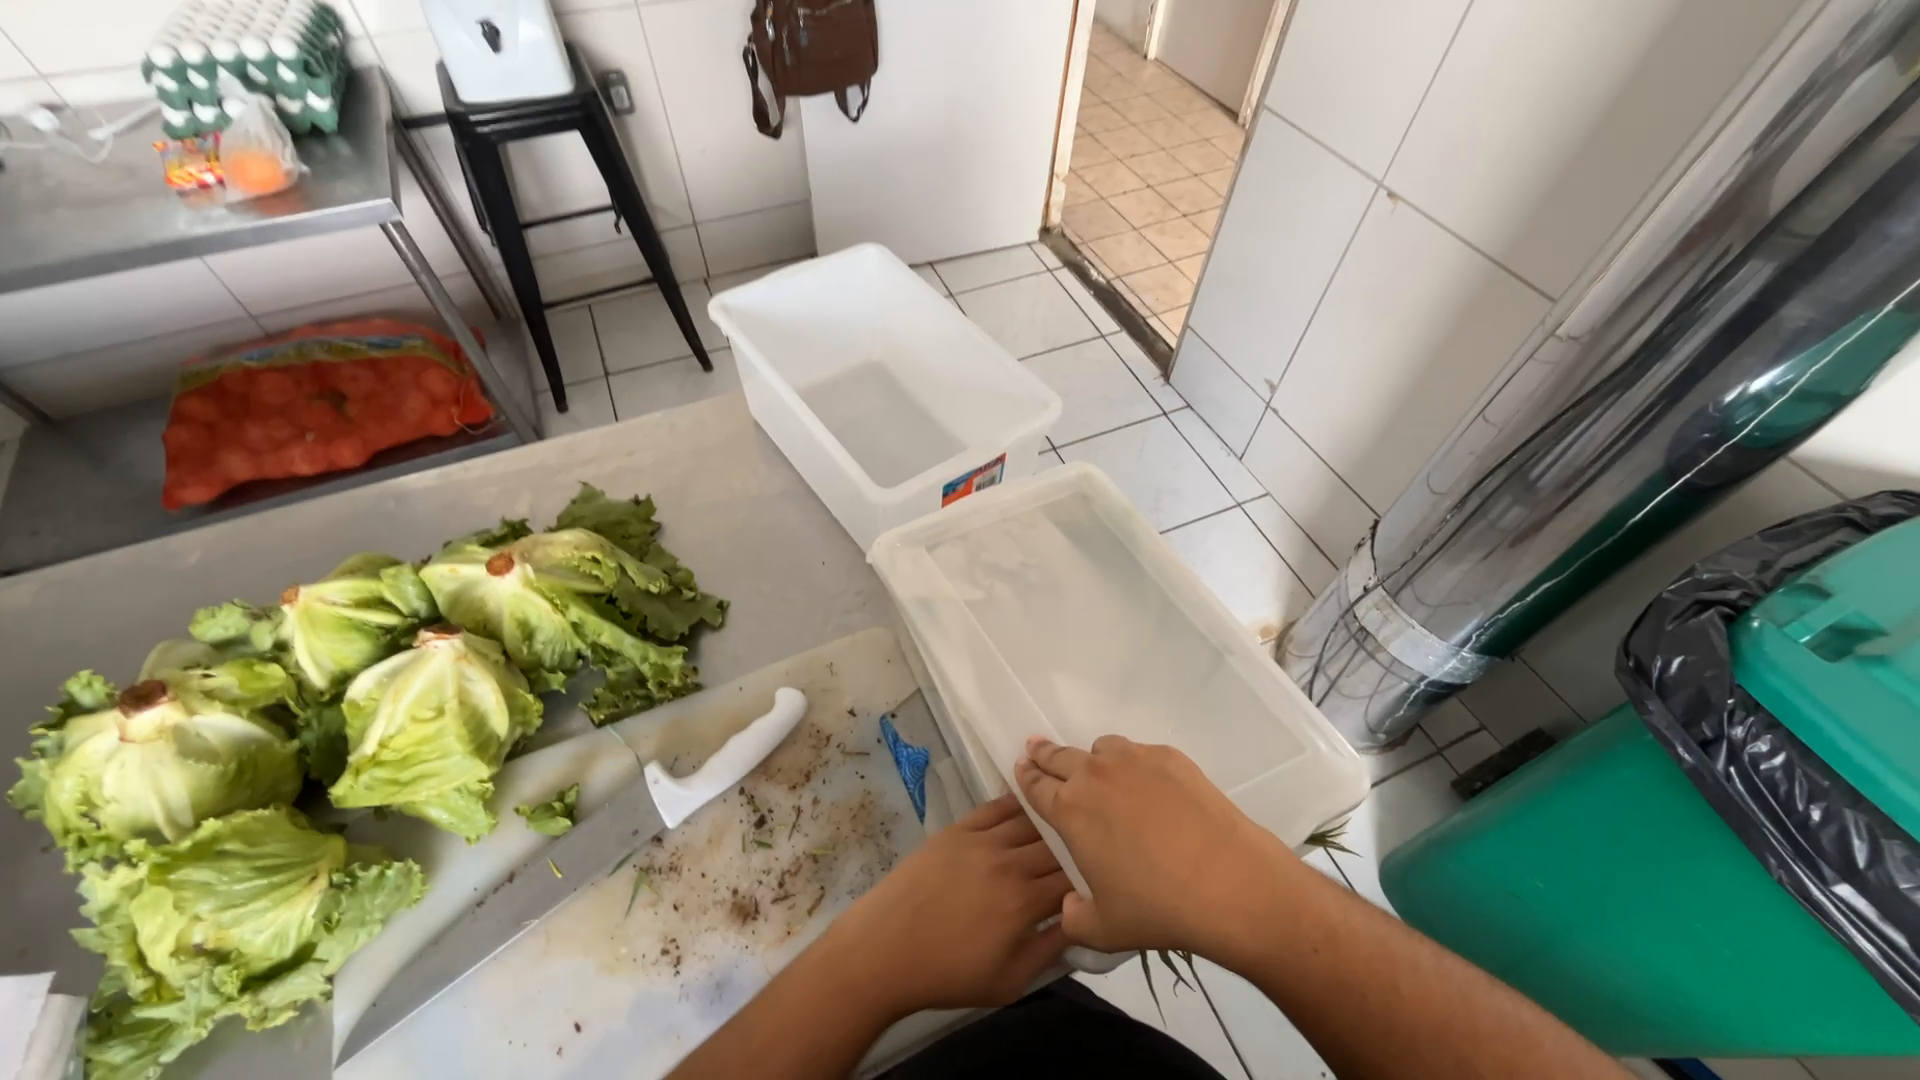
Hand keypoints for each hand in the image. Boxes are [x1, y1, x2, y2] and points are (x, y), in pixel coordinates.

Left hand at [818, 794, 1072, 1015]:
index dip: (1093, 877)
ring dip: (1051, 824)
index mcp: (1025, 902)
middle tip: (1085, 854)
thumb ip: (1052, 949)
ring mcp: (981, 841)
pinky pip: (996, 807)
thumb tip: (1083, 923)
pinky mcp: (958, 829)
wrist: (884, 951)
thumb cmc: (948, 974)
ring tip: (1064, 825)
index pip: (1075, 878)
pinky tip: (1031, 802)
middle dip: (1077, 849)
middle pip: (1058, 844)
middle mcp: (1009, 862)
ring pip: (1031, 821)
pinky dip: (1018, 804)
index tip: (1101, 881)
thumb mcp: (1010, 981)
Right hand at [1015, 735, 1302, 965]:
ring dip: (1092, 758)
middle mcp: (1095, 776)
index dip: (1024, 776)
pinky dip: (1134, 765)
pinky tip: (1149, 788)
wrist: (1229, 884)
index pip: (1035, 785)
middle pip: (1059, 755)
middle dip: (1044, 753)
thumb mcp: (1104, 929)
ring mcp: (1134, 761)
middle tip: (1035, 748)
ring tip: (1099, 773)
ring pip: (1101, 748)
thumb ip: (1074, 917)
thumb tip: (1069, 907)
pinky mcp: (1170, 758)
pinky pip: (1139, 753)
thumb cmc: (1158, 908)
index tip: (1020, 767)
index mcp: (1069, 810)